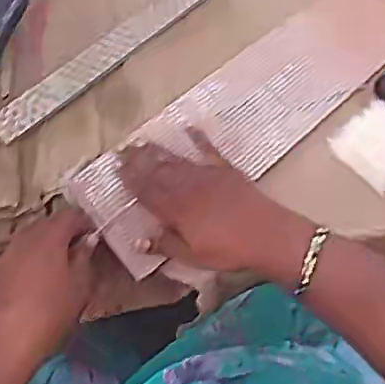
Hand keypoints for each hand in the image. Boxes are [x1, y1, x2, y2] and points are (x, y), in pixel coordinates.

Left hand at [0, 208, 111, 369]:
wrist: (2, 344)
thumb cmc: (49, 313)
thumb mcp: (80, 287)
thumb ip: (85, 258)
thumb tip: (86, 241)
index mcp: (49, 235)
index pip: (72, 214)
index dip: (87, 222)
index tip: (97, 235)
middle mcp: (26, 235)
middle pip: (50, 222)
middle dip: (67, 231)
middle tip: (82, 250)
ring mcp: (9, 251)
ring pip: (33, 237)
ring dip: (49, 244)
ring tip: (62, 265)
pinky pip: (21, 252)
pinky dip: (34, 257)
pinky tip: (40, 279)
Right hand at [115, 132, 314, 279]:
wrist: (267, 235)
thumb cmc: (229, 250)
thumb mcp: (193, 256)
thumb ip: (165, 245)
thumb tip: (138, 240)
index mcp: (177, 210)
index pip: (147, 192)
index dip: (131, 180)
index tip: (117, 169)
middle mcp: (187, 187)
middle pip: (158, 171)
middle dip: (138, 160)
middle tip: (122, 150)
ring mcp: (207, 175)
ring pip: (177, 160)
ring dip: (158, 150)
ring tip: (142, 141)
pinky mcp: (226, 170)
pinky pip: (208, 150)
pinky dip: (198, 138)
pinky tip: (188, 127)